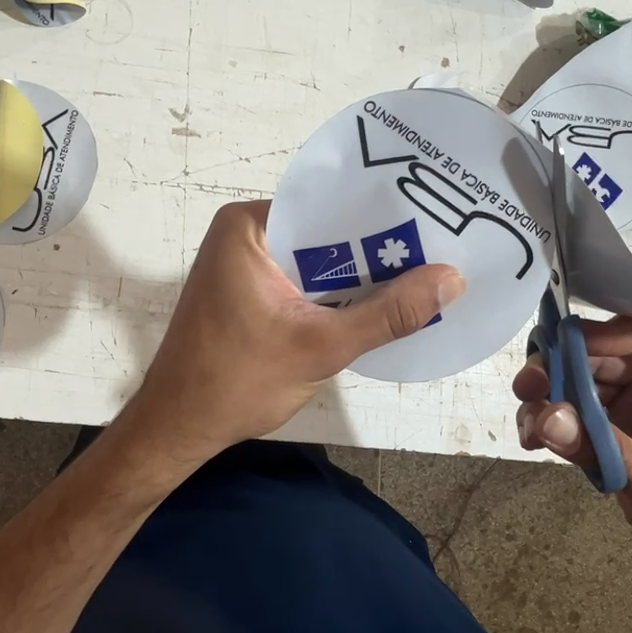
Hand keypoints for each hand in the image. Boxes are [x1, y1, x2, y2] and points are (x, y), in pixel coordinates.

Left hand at [122, 200, 465, 466]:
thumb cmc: (237, 381)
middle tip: (444, 248)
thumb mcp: (322, 345)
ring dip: (361, 274)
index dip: (384, 214)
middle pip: (327, 232)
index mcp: (250, 225)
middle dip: (378, 246)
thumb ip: (388, 313)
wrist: (178, 427)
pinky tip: (382, 304)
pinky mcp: (251, 291)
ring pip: (320, 259)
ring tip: (427, 272)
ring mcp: (246, 263)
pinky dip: (337, 294)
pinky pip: (306, 280)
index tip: (437, 219)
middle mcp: (246, 233)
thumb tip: (454, 278)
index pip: (330, 205)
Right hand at [514, 317, 631, 606]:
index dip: (605, 334)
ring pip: (585, 381)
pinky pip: (579, 414)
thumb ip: (605, 449)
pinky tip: (534, 440)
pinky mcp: (620, 434)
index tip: (560, 348)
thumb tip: (545, 416)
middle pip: (606, 354)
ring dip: (550, 396)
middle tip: (525, 388)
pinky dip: (554, 422)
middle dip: (562, 366)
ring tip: (527, 426)